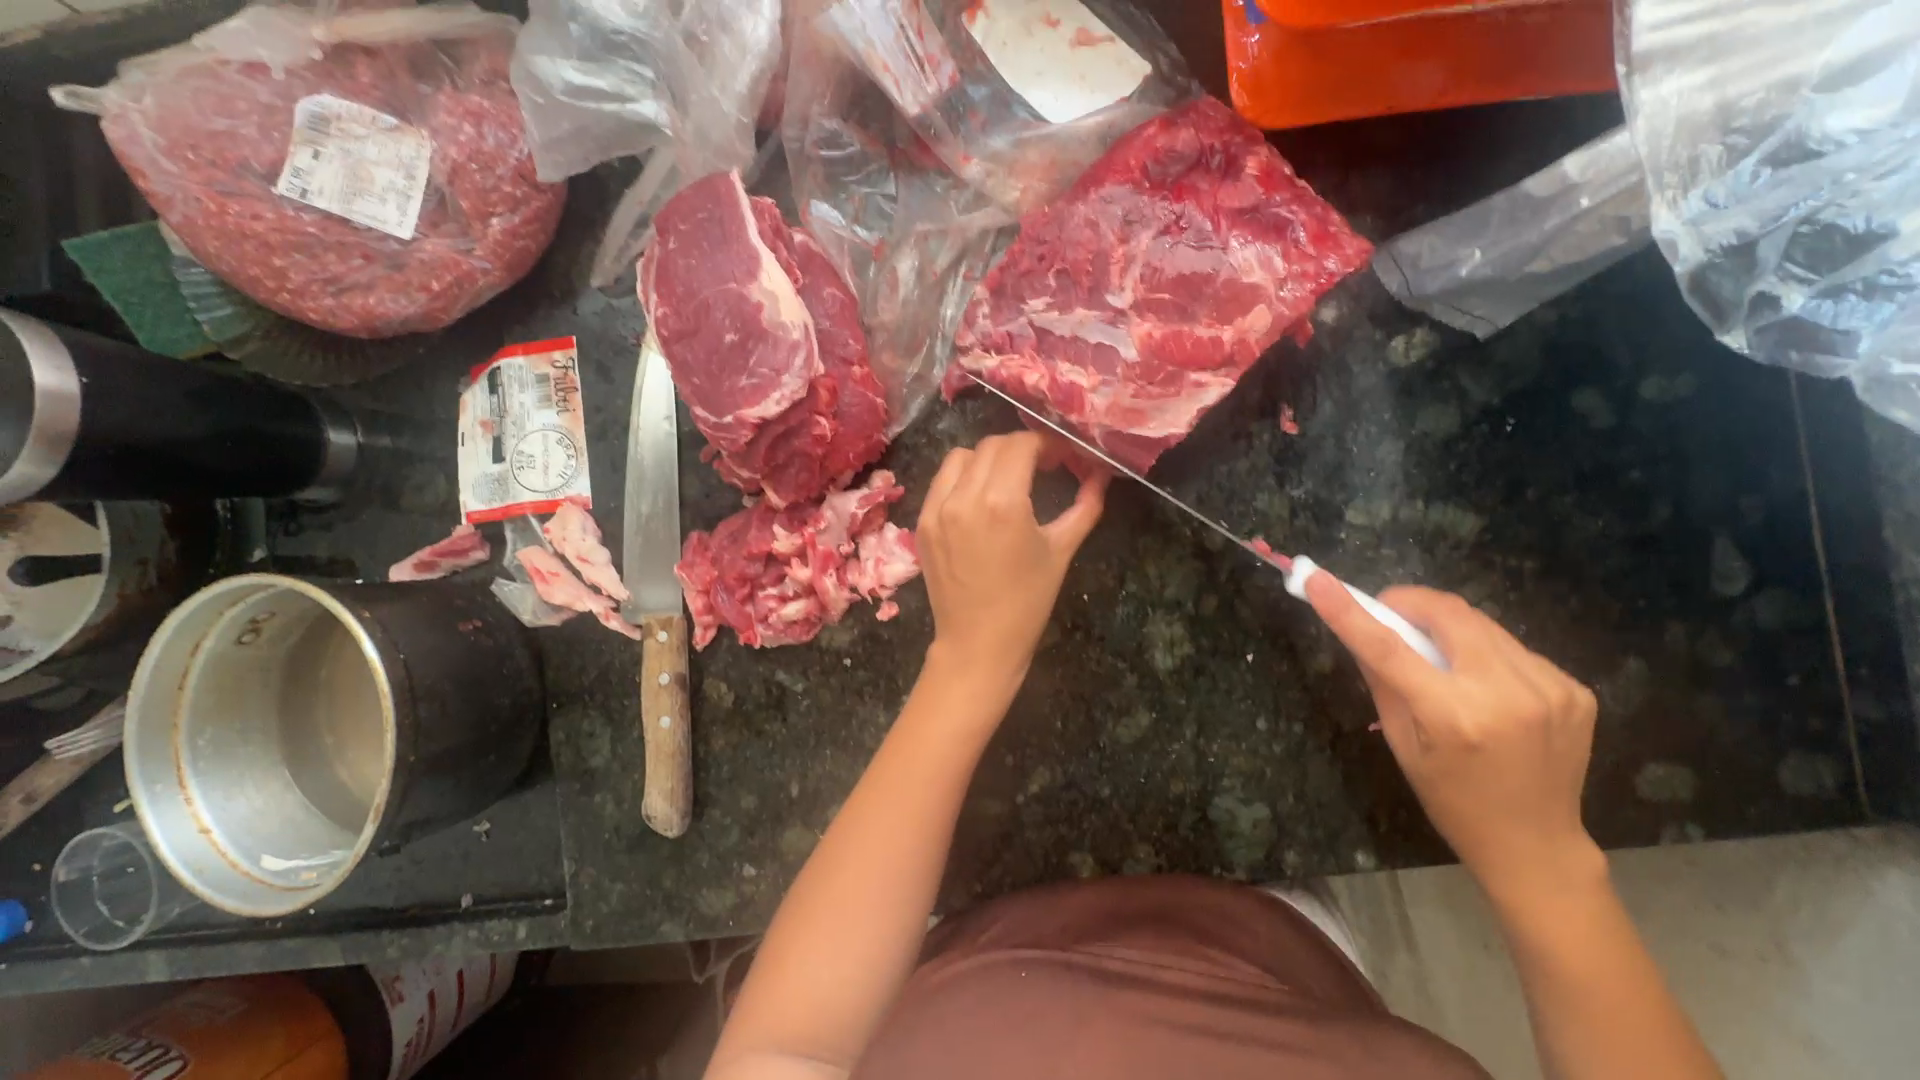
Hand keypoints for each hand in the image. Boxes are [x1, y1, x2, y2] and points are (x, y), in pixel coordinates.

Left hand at [917, 433, 1108, 689]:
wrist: (978, 643)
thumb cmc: (1027, 602)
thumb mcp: (1061, 551)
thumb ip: (1084, 507)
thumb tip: (1102, 475)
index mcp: (1003, 502)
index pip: (1021, 445)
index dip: (1045, 444)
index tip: (1060, 457)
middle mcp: (964, 497)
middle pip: (992, 445)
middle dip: (1019, 449)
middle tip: (1040, 467)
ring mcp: (937, 509)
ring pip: (961, 457)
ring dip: (987, 459)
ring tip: (1006, 480)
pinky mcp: (922, 523)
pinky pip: (941, 482)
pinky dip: (961, 479)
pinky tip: (979, 499)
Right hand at [1304, 575, 1602, 900]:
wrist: (1535, 843)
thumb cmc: (1452, 801)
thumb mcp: (1403, 746)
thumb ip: (1383, 682)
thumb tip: (1361, 631)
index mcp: (1454, 717)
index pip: (1389, 649)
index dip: (1350, 611)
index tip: (1318, 580)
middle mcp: (1506, 694)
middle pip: (1449, 615)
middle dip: (1411, 603)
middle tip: (1388, 612)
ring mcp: (1549, 688)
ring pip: (1483, 626)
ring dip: (1449, 628)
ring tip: (1439, 657)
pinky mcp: (1574, 689)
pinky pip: (1514, 649)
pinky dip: (1486, 653)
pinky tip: (1484, 687)